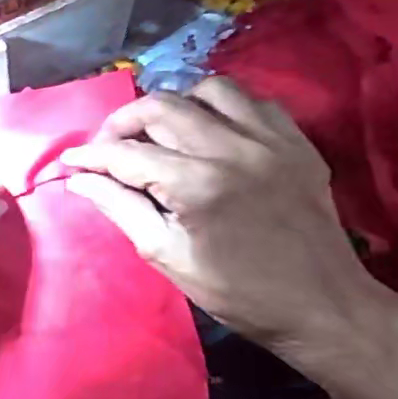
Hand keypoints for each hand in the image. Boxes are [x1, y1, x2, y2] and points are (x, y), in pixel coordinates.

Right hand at [61, 77, 397, 376]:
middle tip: (108, 149)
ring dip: (172, 106)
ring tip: (158, 134)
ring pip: (206, 90)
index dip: (89, 156)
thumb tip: (79, 179)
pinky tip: (207, 132)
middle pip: (159, 106)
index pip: (124, 153)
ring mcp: (272, 142)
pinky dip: (220, 108)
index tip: (70, 162)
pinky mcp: (297, 144)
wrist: (327, 308)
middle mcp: (233, 150)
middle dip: (121, 124)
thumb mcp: (163, 253)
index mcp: (197, 184)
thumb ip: (118, 207)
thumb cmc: (236, 290)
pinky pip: (252, 101)